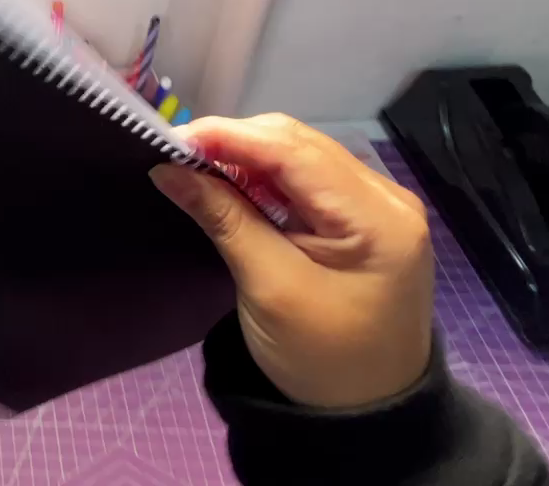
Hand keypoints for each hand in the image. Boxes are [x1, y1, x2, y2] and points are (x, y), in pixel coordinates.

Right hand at [149, 114, 433, 408]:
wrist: (366, 411)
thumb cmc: (323, 356)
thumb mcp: (269, 286)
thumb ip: (222, 217)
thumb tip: (166, 167)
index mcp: (378, 217)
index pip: (293, 151)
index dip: (228, 136)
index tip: (171, 139)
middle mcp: (383, 196)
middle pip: (293, 141)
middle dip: (231, 140)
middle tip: (175, 155)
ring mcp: (371, 202)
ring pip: (291, 150)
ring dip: (240, 153)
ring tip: (193, 166)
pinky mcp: (352, 213)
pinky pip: (296, 172)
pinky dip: (255, 170)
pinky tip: (225, 181)